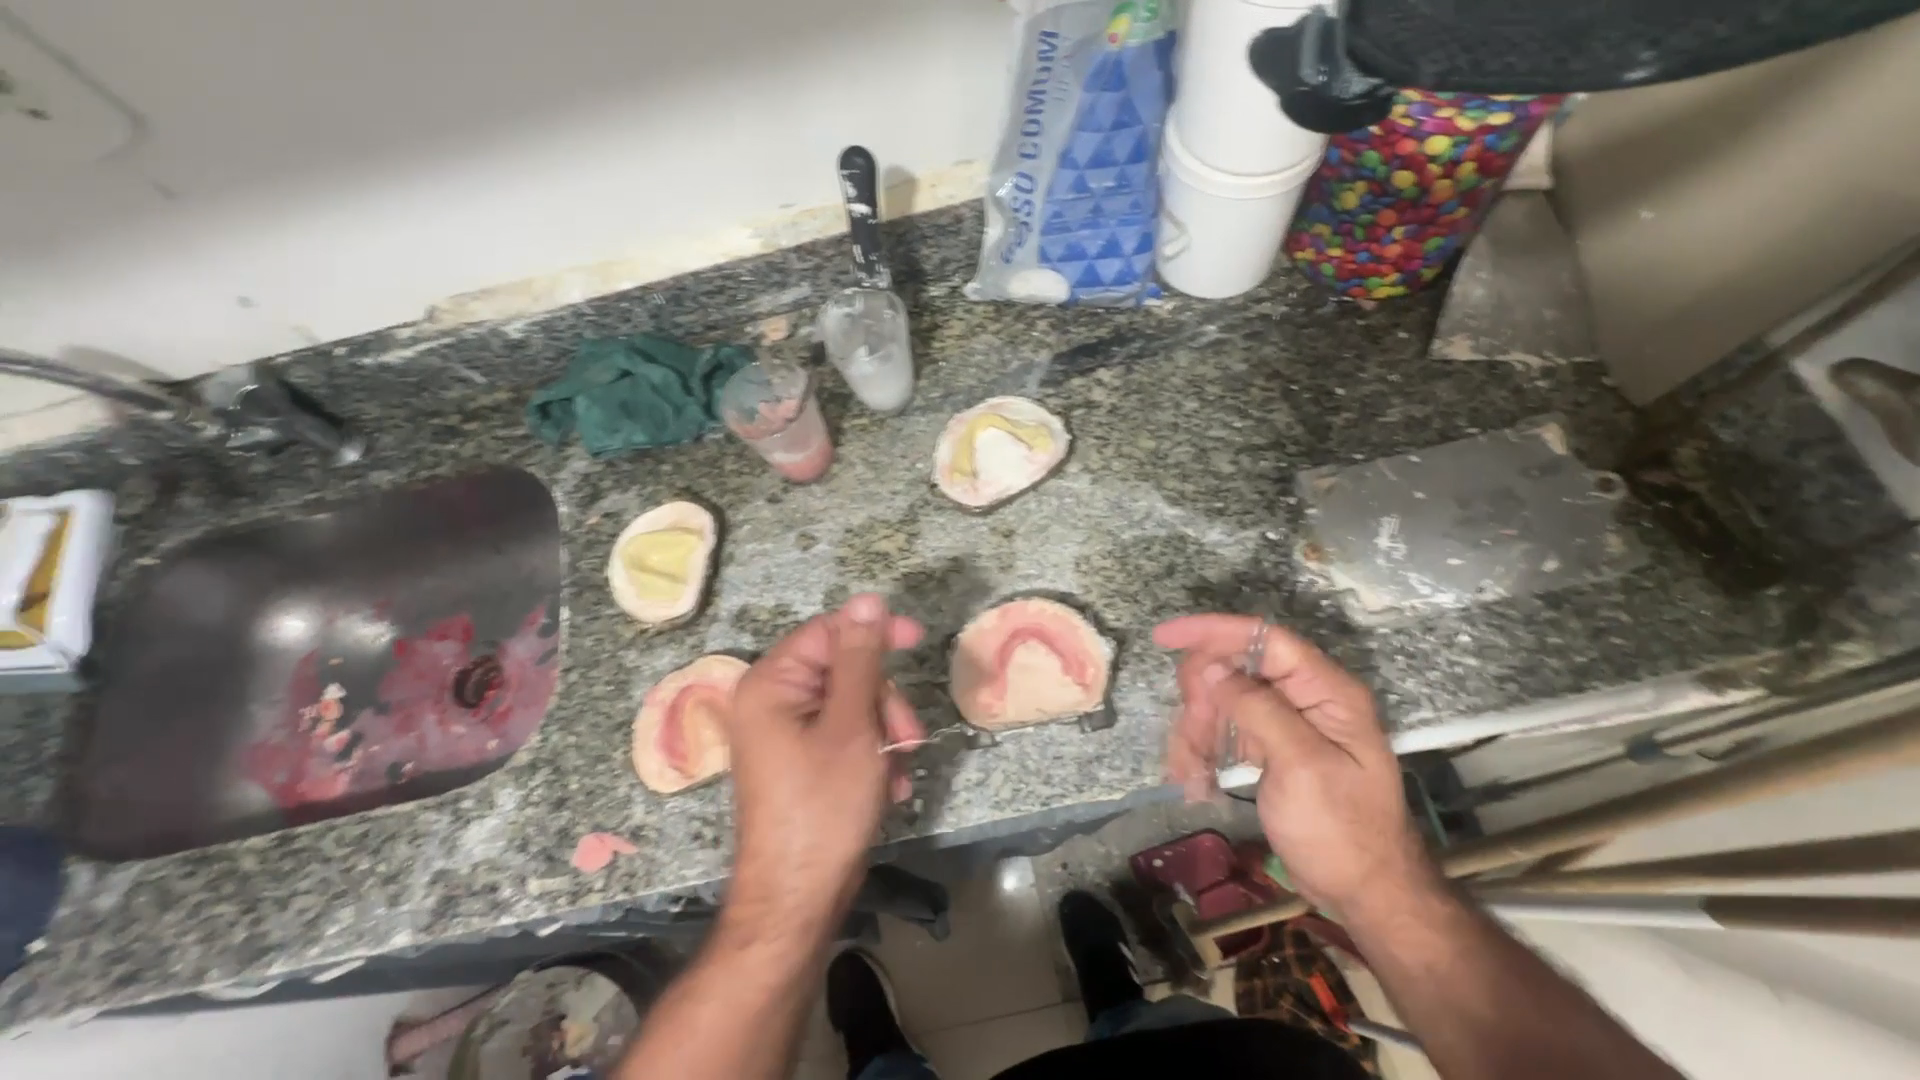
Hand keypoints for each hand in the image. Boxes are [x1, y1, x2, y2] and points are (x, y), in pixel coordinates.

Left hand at [725, 593, 924, 928]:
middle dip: (883, 702)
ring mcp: (783, 736)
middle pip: (843, 671)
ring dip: (885, 734)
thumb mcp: (852, 725)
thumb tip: (867, 599)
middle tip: (907, 738)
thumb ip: (860, 658)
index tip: (918, 639)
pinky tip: (888, 788)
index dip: (874, 632)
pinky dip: (871, 757)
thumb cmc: (824, 806)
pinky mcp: (799, 764)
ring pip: (851, 707)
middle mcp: (770, 702)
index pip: (828, 632)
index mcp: (770, 683)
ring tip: (897, 773)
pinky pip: (843, 738)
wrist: (798, 897)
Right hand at [1154, 614, 1437, 916]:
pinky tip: (1197, 783)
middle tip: (1190, 739)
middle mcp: (1306, 699)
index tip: (1164, 636)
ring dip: (1197, 734)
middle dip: (1202, 700)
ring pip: (1222, 704)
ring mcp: (1287, 725)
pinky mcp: (1271, 751)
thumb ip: (1257, 709)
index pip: (1264, 639)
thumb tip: (1211, 668)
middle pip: (1235, 671)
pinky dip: (1204, 754)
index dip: (1212, 631)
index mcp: (1325, 691)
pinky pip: (1226, 734)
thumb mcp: (1301, 766)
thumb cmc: (1342, 830)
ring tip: (1190, 776)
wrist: (1365, 894)